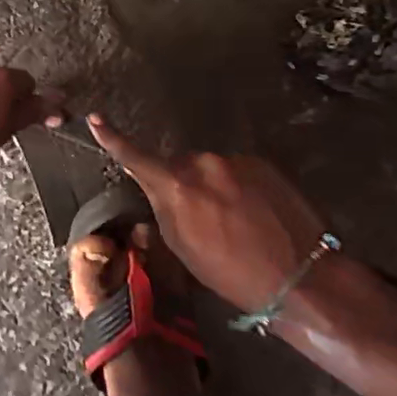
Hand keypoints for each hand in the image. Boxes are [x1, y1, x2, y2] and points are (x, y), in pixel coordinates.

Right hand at [87, 114, 329, 313]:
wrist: (301, 276)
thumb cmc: (232, 273)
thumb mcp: (183, 250)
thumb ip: (165, 212)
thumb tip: (158, 192)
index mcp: (177, 187)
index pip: (136, 157)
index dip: (112, 138)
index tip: (95, 119)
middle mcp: (203, 164)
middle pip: (180, 166)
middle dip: (183, 186)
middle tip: (201, 220)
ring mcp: (235, 160)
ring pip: (211, 169)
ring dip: (214, 188)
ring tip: (236, 222)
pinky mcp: (262, 162)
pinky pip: (237, 171)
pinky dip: (238, 188)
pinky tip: (255, 214)